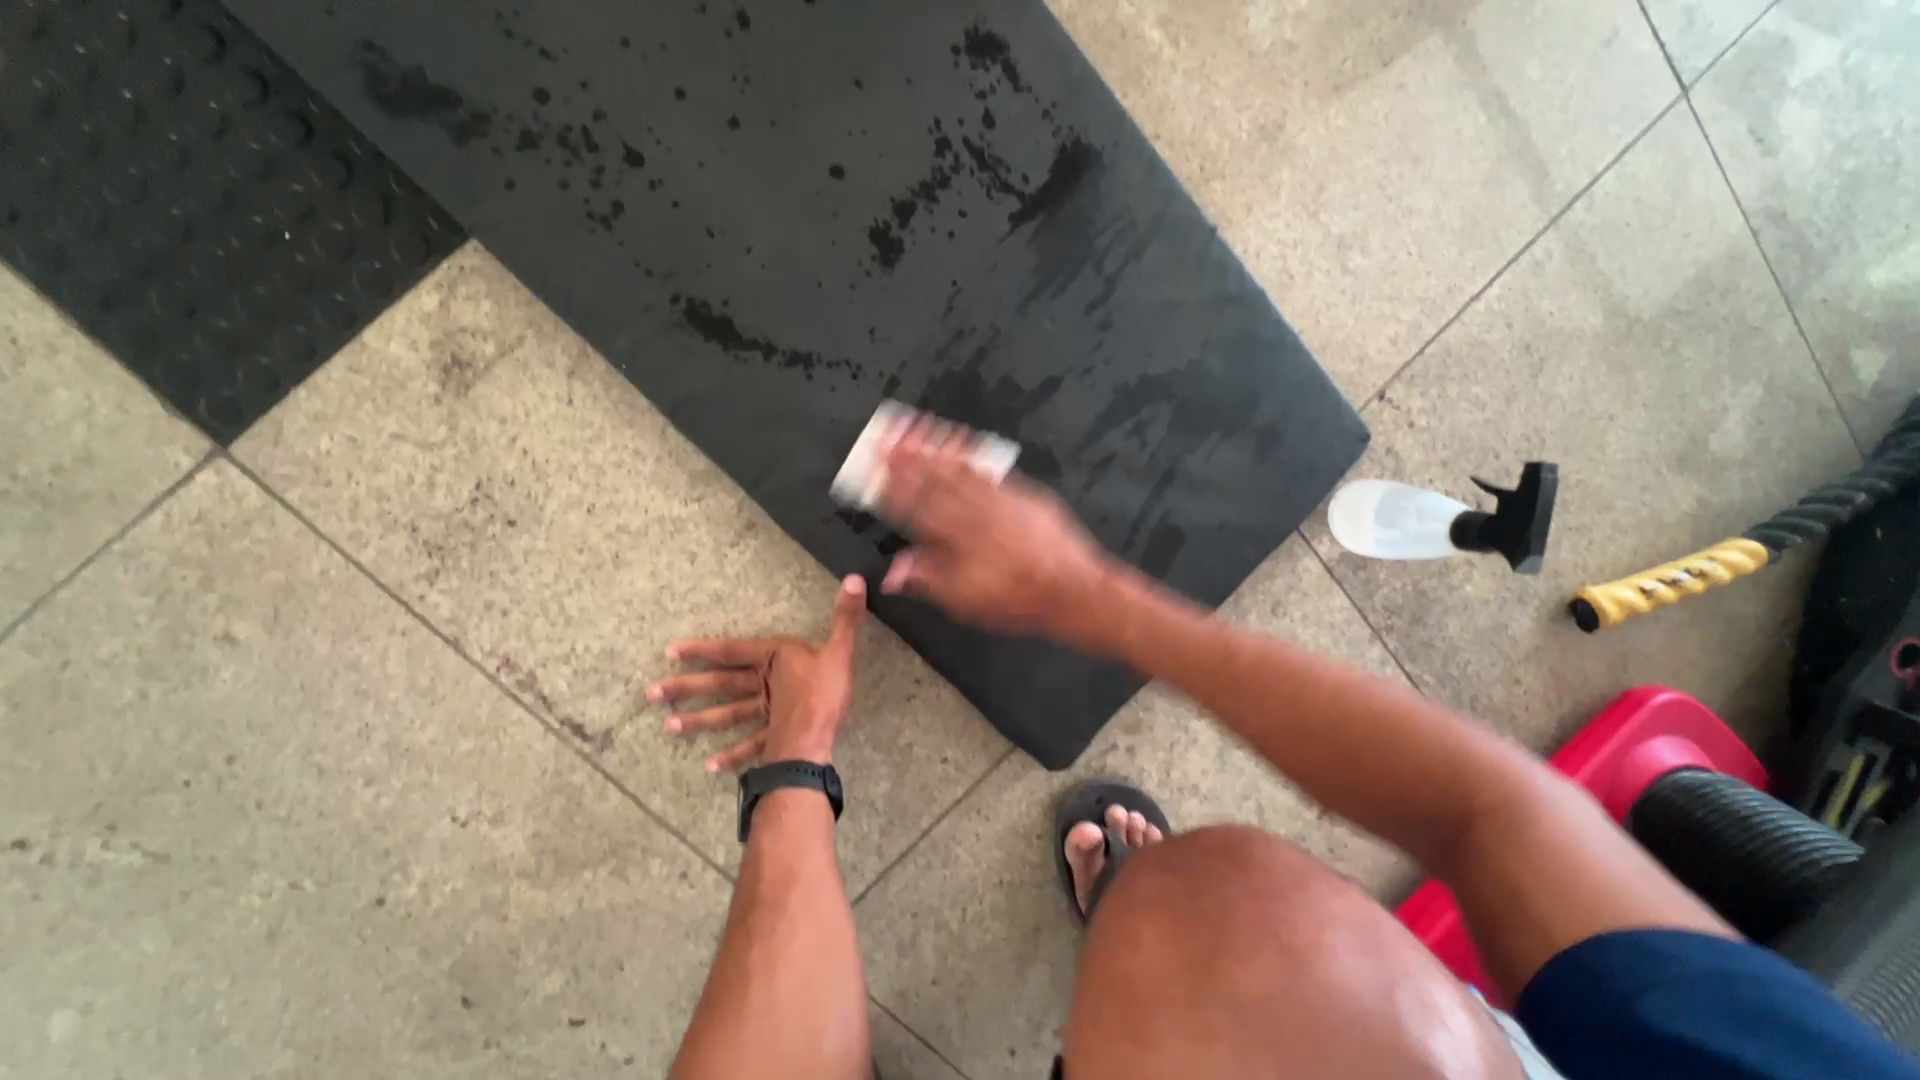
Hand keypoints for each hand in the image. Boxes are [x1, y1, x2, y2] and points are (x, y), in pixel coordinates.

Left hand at [651, 575, 867, 771]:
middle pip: (720, 684)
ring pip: (728, 715)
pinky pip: (750, 747)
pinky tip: (709, 766)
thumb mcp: (840, 649)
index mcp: (774, 659)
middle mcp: (762, 685)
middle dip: (685, 688)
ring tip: (668, 727)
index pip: (731, 650)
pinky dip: (731, 757)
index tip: (669, 651)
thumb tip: (855, 579)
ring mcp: (765, 714)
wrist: (820, 735)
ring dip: (698, 721)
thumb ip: (846, 616)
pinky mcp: (774, 738)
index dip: (702, 649)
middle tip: (650, 693)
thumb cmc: (825, 692)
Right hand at [876, 417, 1114, 643]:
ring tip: (913, 426)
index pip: (915, 505)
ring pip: (959, 466)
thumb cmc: (1019, 599)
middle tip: (886, 434)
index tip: (875, 465)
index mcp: (955, 537)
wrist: (1073, 589)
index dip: (892, 484)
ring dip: (933, 445)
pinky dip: (969, 450)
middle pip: (934, 479)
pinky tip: (958, 438)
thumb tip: (893, 572)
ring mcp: (999, 498)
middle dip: (907, 456)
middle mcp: (974, 511)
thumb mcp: (965, 601)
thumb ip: (927, 580)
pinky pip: (988, 466)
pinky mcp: (1021, 494)